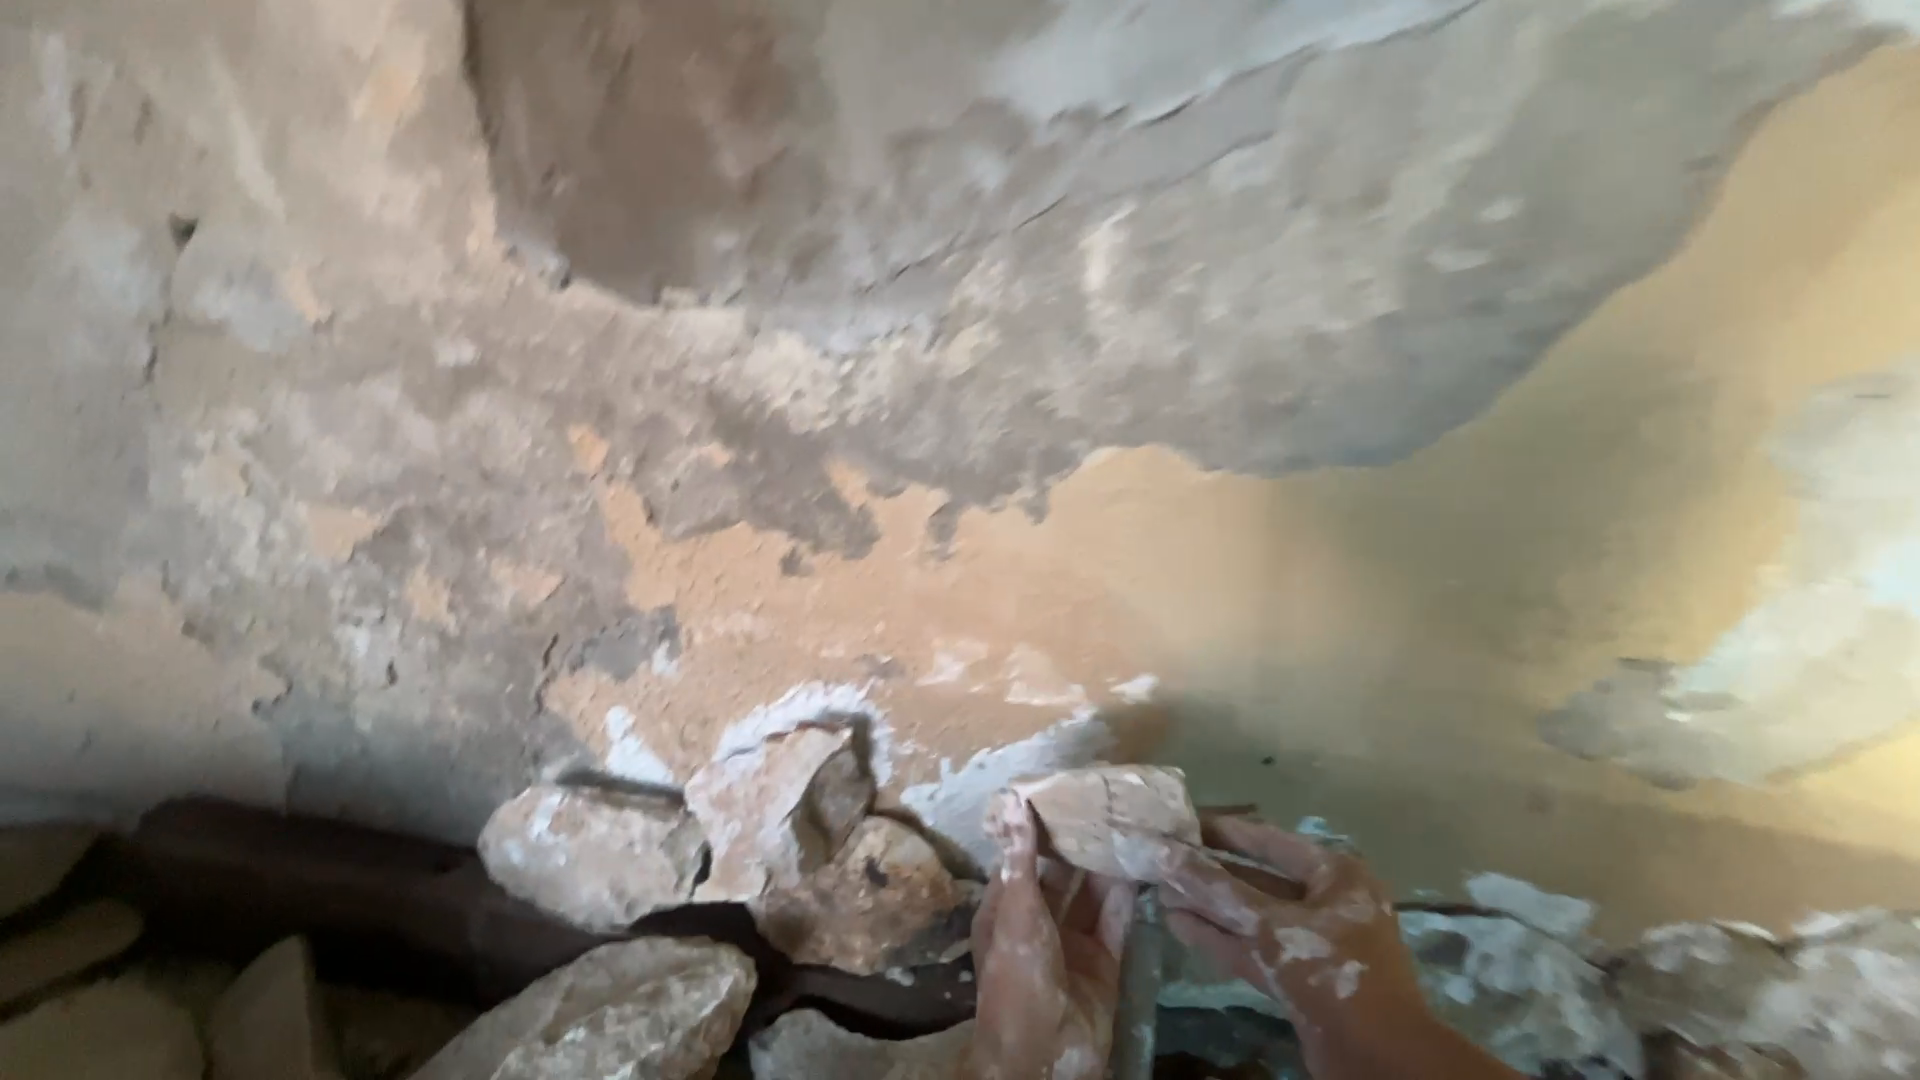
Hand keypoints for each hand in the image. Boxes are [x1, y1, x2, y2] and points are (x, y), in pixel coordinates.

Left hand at [970, 792, 1135, 1079]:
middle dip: (1077, 846)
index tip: (1061, 794)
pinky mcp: (1103, 962)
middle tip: (1102, 804)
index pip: (1021, 860)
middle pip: (1060, 877)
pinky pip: (1115, 921)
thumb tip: (1012, 798)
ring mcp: (1072, 944)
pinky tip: (1140, 864)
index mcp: (1005, 911)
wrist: (1046, 1052)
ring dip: (1105, 867)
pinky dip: (1126, 896)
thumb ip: (1022, 855)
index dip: (1038, 830)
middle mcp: (1038, 924)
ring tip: (1126, 826)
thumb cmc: (1018, 972)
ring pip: (1090, 897)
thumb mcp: (1016, 907)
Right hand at [1127, 816, 1434, 1074]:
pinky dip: (1219, 937)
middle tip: (1164, 860)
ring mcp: (1313, 943)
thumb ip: (1216, 889)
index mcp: (1335, 875)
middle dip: (1210, 874)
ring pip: (1251, 917)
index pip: (1269, 841)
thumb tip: (1164, 852)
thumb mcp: (1271, 925)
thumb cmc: (1333, 972)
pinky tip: (1178, 924)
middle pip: (1257, 879)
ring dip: (1209, 907)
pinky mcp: (1299, 978)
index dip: (1224, 832)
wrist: (1379, 1063)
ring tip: (1161, 892)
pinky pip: (1253, 947)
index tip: (1181, 823)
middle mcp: (1326, 902)